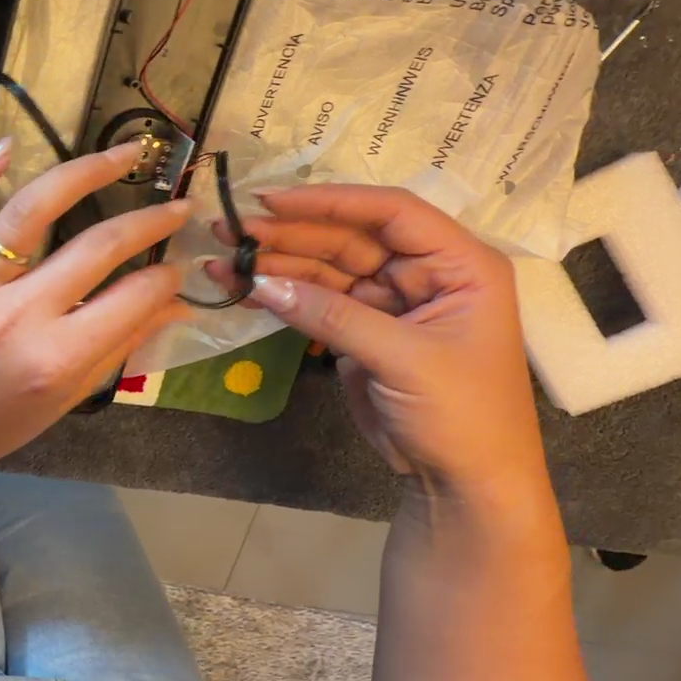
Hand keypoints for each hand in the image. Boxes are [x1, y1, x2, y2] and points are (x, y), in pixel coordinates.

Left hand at [0, 140, 192, 545]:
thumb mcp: (68, 398)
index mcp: (56, 357)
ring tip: (120, 154)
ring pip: (28, 213)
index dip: (166, 276)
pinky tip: (4, 152)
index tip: (177, 264)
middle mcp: (16, 315)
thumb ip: (121, 347)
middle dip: (148, 222)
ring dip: (81, 173)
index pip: (133, 296)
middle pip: (95, 247)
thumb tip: (175, 305)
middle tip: (175, 207)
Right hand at [204, 185, 545, 501]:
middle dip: (286, 234)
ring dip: (271, 263)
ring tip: (219, 260)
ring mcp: (386, 301)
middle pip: (345, 238)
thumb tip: (260, 283)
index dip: (330, 202)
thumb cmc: (461, 414)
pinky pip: (311, 300)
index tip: (271, 201)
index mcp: (458, 264)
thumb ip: (333, 316)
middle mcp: (421, 273)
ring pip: (321, 268)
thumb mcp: (404, 359)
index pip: (391, 213)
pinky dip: (276, 295)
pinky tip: (238, 287)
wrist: (461, 479)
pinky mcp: (357, 329)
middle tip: (227, 230)